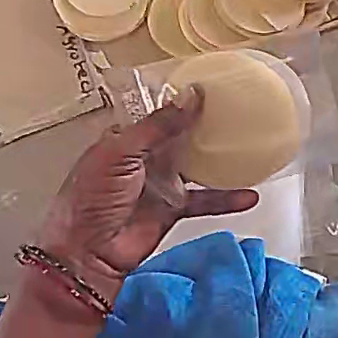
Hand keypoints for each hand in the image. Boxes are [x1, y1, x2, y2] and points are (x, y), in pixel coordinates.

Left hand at [40, 87, 259, 289]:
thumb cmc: (92, 196)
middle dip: (204, 123)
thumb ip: (159, 125)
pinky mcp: (174, 208)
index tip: (209, 85)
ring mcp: (162, 183)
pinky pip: (206, 199)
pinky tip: (249, 195)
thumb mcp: (121, 151)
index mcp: (126, 138)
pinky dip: (227, 198)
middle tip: (236, 107)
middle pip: (181, 135)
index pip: (157, 113)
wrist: (88, 252)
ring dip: (219, 156)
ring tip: (247, 142)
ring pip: (197, 164)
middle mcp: (146, 157)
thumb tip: (192, 94)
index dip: (179, 99)